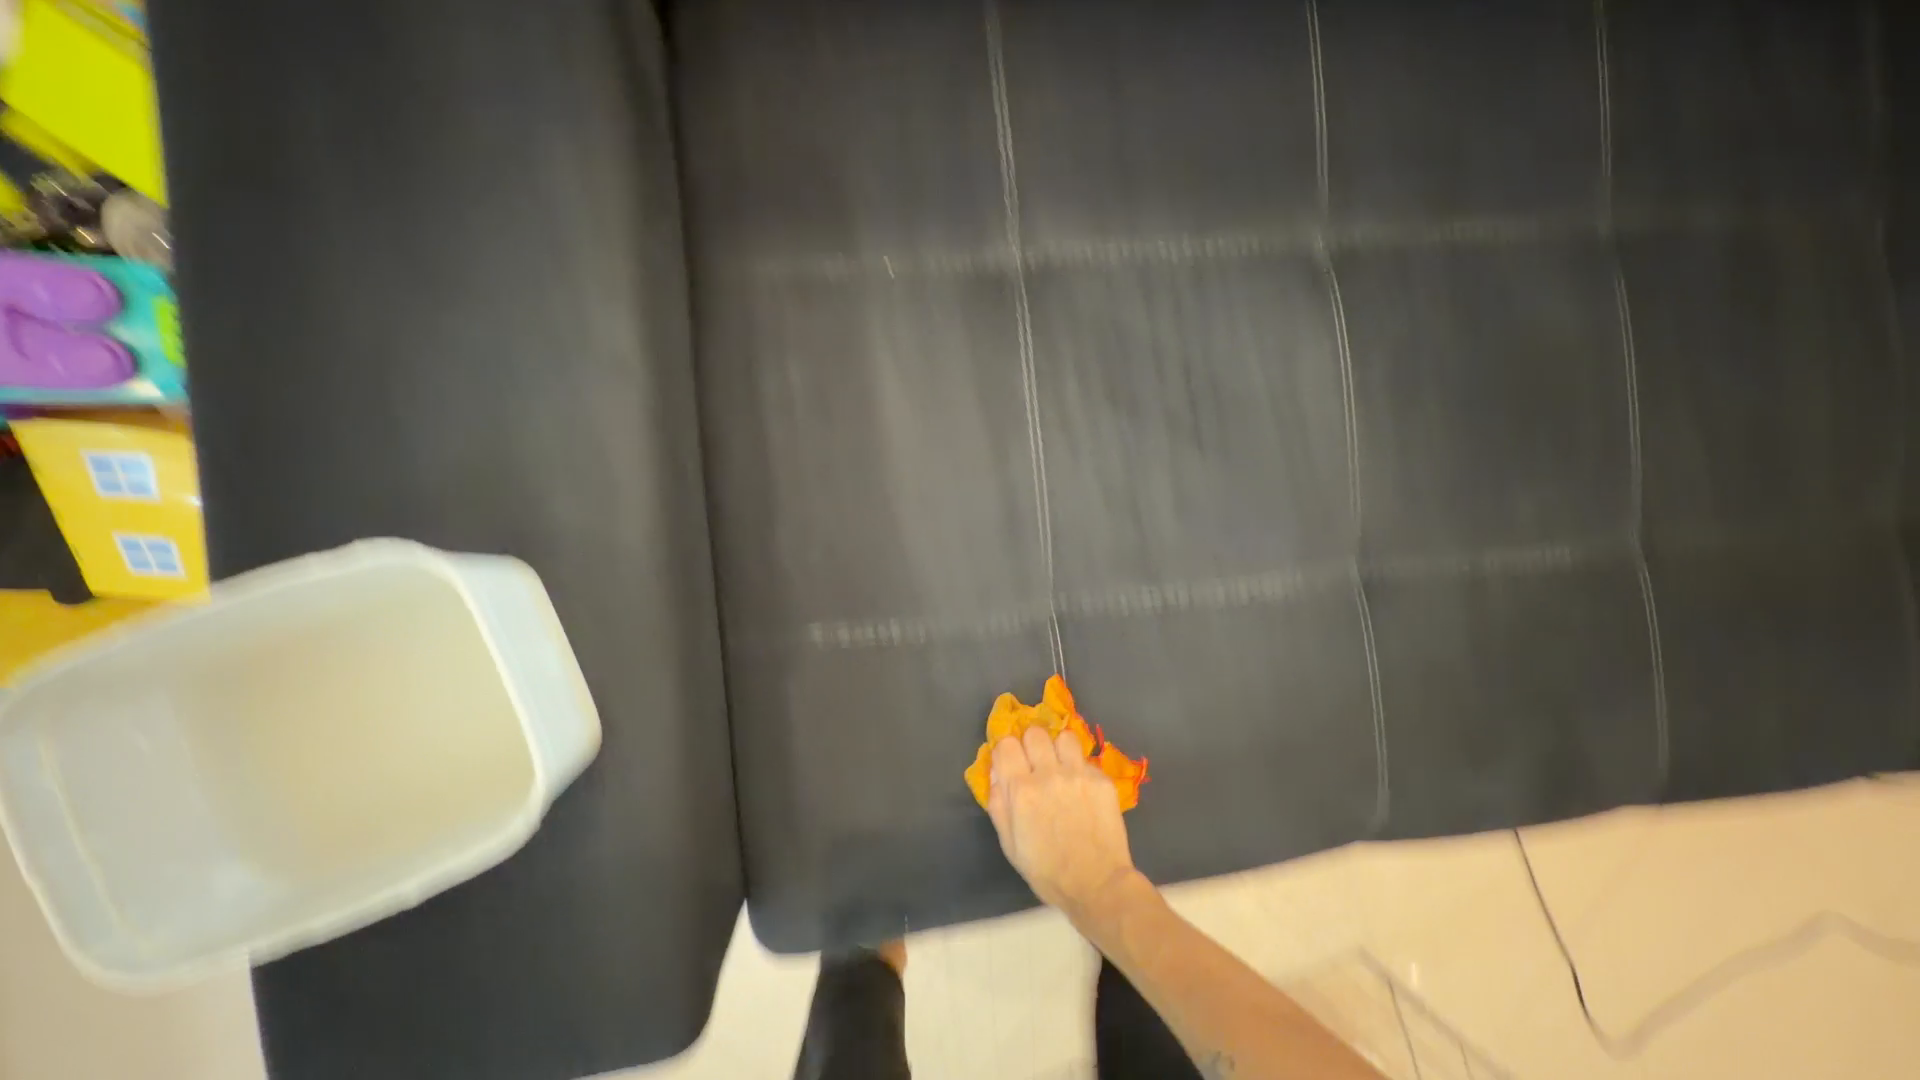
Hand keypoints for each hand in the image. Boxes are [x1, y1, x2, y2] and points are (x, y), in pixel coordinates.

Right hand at [986, 726, 1140, 920]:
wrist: (1097, 884)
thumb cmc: (1046, 871)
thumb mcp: (1009, 844)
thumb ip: (999, 805)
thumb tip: (996, 774)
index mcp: (1021, 791)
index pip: (1006, 744)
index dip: (1006, 751)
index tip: (1010, 762)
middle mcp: (1049, 774)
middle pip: (1034, 733)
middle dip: (1031, 745)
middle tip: (1036, 763)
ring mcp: (1078, 775)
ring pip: (1064, 737)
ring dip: (1058, 749)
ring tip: (1061, 767)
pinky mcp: (1102, 780)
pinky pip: (1086, 760)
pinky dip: (1081, 769)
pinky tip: (1082, 790)